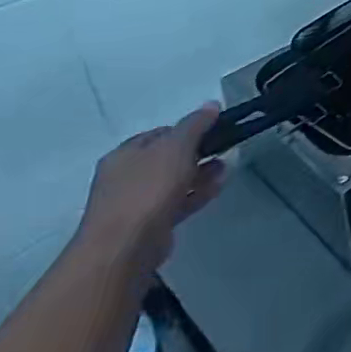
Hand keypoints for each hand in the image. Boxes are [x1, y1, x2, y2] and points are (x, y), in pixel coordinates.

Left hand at [76, 103, 226, 269]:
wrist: (125, 247)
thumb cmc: (147, 189)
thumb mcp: (175, 147)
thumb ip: (195, 124)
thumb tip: (211, 104)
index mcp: (125, 153)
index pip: (160, 133)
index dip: (187, 129)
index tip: (213, 130)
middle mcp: (126, 176)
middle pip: (167, 158)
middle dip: (197, 153)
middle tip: (222, 150)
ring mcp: (136, 202)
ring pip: (174, 181)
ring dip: (201, 174)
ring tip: (225, 169)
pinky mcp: (149, 225)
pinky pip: (178, 202)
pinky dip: (197, 194)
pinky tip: (217, 188)